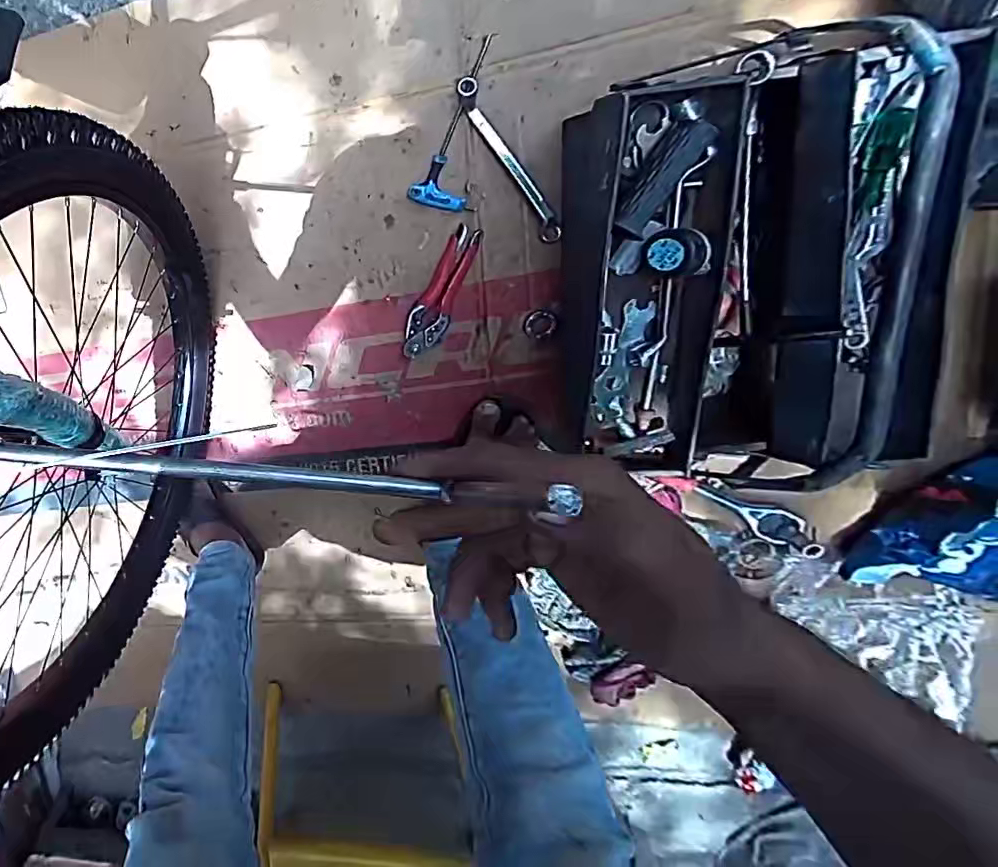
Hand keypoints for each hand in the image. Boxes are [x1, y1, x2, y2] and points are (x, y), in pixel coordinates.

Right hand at [378, 404, 763, 689]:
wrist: (723, 653)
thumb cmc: (687, 605)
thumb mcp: (638, 560)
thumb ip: (572, 523)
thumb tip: (515, 506)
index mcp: (581, 481)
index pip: (501, 463)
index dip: (448, 465)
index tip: (403, 472)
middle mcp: (558, 493)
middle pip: (482, 500)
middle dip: (440, 521)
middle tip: (393, 533)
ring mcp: (551, 522)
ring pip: (485, 538)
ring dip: (469, 575)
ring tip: (459, 613)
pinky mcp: (548, 549)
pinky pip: (501, 562)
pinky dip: (492, 590)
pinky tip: (499, 623)